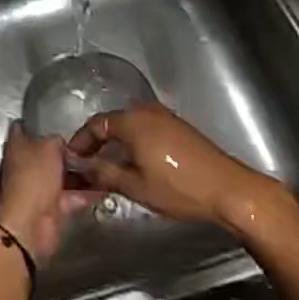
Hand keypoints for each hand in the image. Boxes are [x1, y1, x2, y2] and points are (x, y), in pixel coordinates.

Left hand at [0, 122, 102, 262]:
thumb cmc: (33, 177)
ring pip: (61, 176)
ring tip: (101, 163)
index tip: (52, 121)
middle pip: (46, 154)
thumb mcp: (48, 147)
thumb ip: (57, 141)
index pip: (21, 128)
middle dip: (65, 150)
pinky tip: (104, 186)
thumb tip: (60, 143)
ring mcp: (38, 188)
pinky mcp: (52, 209)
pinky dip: (86, 193)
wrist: (30, 224)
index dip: (34, 124)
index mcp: (17, 147)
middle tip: (87, 144)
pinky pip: (72, 196)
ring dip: (79, 173)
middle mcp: (25, 166)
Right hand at [66, 101, 271, 230]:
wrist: (227, 189)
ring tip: (106, 166)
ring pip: (128, 125)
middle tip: (86, 165)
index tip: (71, 160)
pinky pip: (144, 128)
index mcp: (132, 120)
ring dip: (114, 143)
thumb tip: (80, 165)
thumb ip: (103, 172)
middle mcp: (145, 110)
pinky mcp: (177, 126)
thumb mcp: (135, 186)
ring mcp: (163, 116)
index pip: (95, 124)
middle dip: (96, 143)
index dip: (80, 142)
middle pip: (111, 122)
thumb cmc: (178, 188)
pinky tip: (133, 162)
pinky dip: (132, 142)